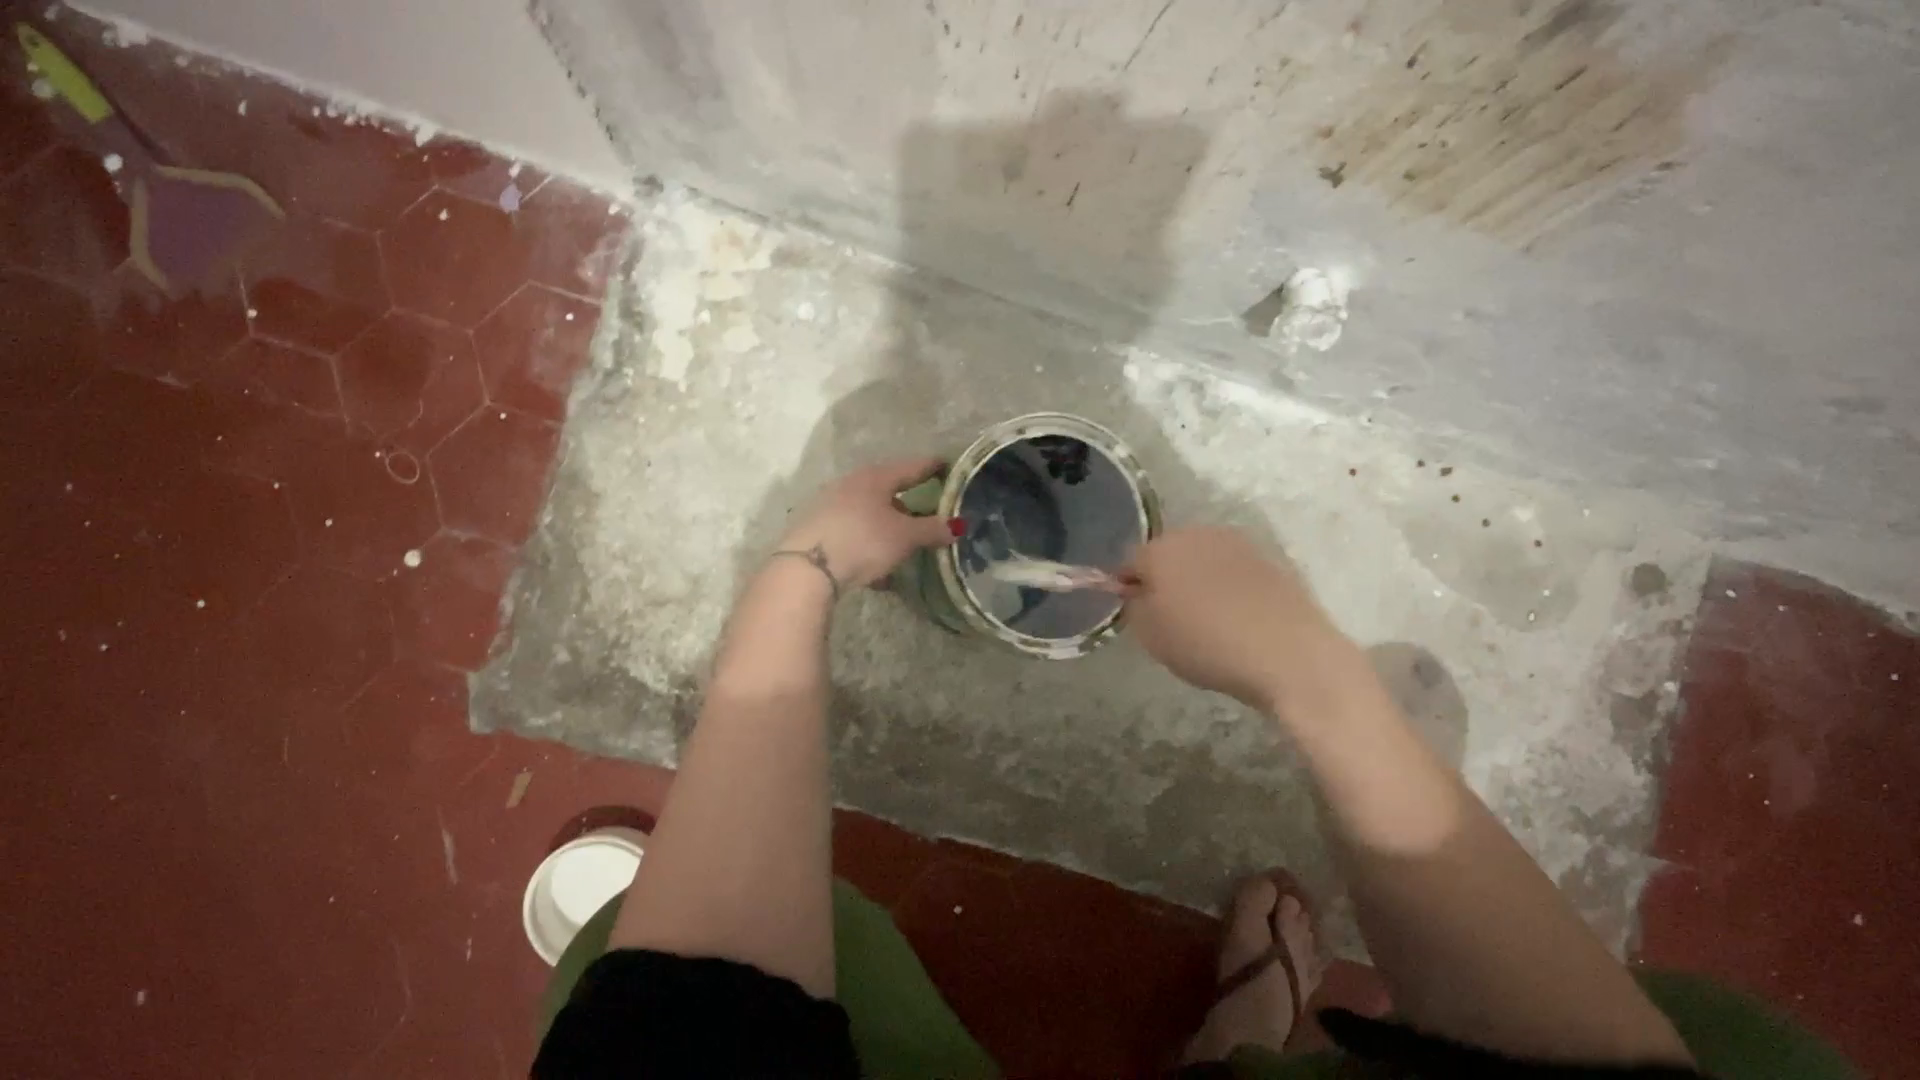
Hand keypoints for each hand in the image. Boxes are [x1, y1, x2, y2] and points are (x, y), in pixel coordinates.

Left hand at [775, 458, 960, 591]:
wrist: (806, 567)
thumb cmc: (863, 540)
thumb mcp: (904, 536)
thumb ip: (932, 529)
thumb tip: (957, 526)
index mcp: (876, 477)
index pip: (912, 466)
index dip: (932, 467)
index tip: (947, 466)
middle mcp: (851, 484)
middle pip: (886, 488)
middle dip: (907, 500)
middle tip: (927, 511)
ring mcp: (830, 505)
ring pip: (868, 510)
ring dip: (886, 523)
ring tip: (902, 542)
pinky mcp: (817, 529)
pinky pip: (853, 530)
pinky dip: (868, 540)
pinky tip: (876, 563)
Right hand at [1124, 527, 1346, 708]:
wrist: (1286, 651)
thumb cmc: (1205, 643)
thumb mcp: (1150, 636)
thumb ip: (1134, 607)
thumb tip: (1137, 593)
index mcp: (1160, 549)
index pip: (1130, 563)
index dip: (1128, 588)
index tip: (1136, 614)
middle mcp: (1196, 534)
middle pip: (1168, 554)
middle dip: (1165, 578)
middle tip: (1170, 616)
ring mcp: (1237, 543)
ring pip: (1203, 559)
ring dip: (1198, 580)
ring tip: (1207, 618)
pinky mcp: (1269, 559)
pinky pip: (1233, 571)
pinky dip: (1228, 587)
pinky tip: (1236, 616)